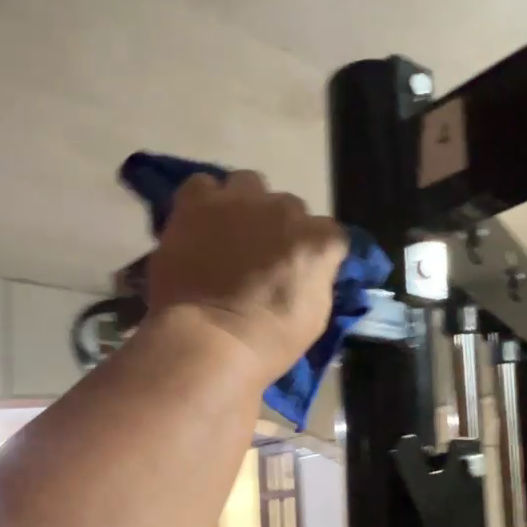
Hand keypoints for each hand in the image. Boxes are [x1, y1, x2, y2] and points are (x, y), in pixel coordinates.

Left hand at [145, 171, 346, 379]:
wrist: (207, 339)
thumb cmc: (267, 341)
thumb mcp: (314, 318)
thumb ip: (316, 281)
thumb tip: (308, 271)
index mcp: (319, 242)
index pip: (329, 235)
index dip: (315, 253)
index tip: (303, 272)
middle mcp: (285, 210)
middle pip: (289, 207)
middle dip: (280, 228)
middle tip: (263, 257)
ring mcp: (240, 202)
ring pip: (249, 184)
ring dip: (245, 205)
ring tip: (230, 233)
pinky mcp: (197, 203)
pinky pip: (203, 185)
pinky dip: (203, 202)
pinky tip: (199, 224)